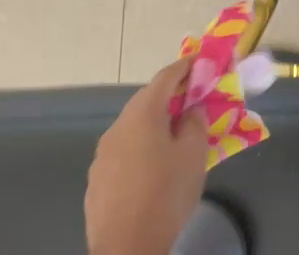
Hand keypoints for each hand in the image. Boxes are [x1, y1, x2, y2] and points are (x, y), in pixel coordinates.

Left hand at [85, 57, 209, 254]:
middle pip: (145, 101)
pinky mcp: (96, 181)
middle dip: (170, 95)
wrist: (126, 248)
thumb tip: (190, 110)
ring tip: (176, 135)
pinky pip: (123, 150)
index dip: (185, 66)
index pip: (164, 77)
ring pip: (132, 127)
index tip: (201, 62)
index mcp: (142, 115)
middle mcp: (117, 129)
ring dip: (154, 122)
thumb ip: (195, 121)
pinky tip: (154, 167)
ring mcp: (102, 156)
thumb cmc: (167, 193)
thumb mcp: (195, 152)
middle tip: (193, 98)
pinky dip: (141, 146)